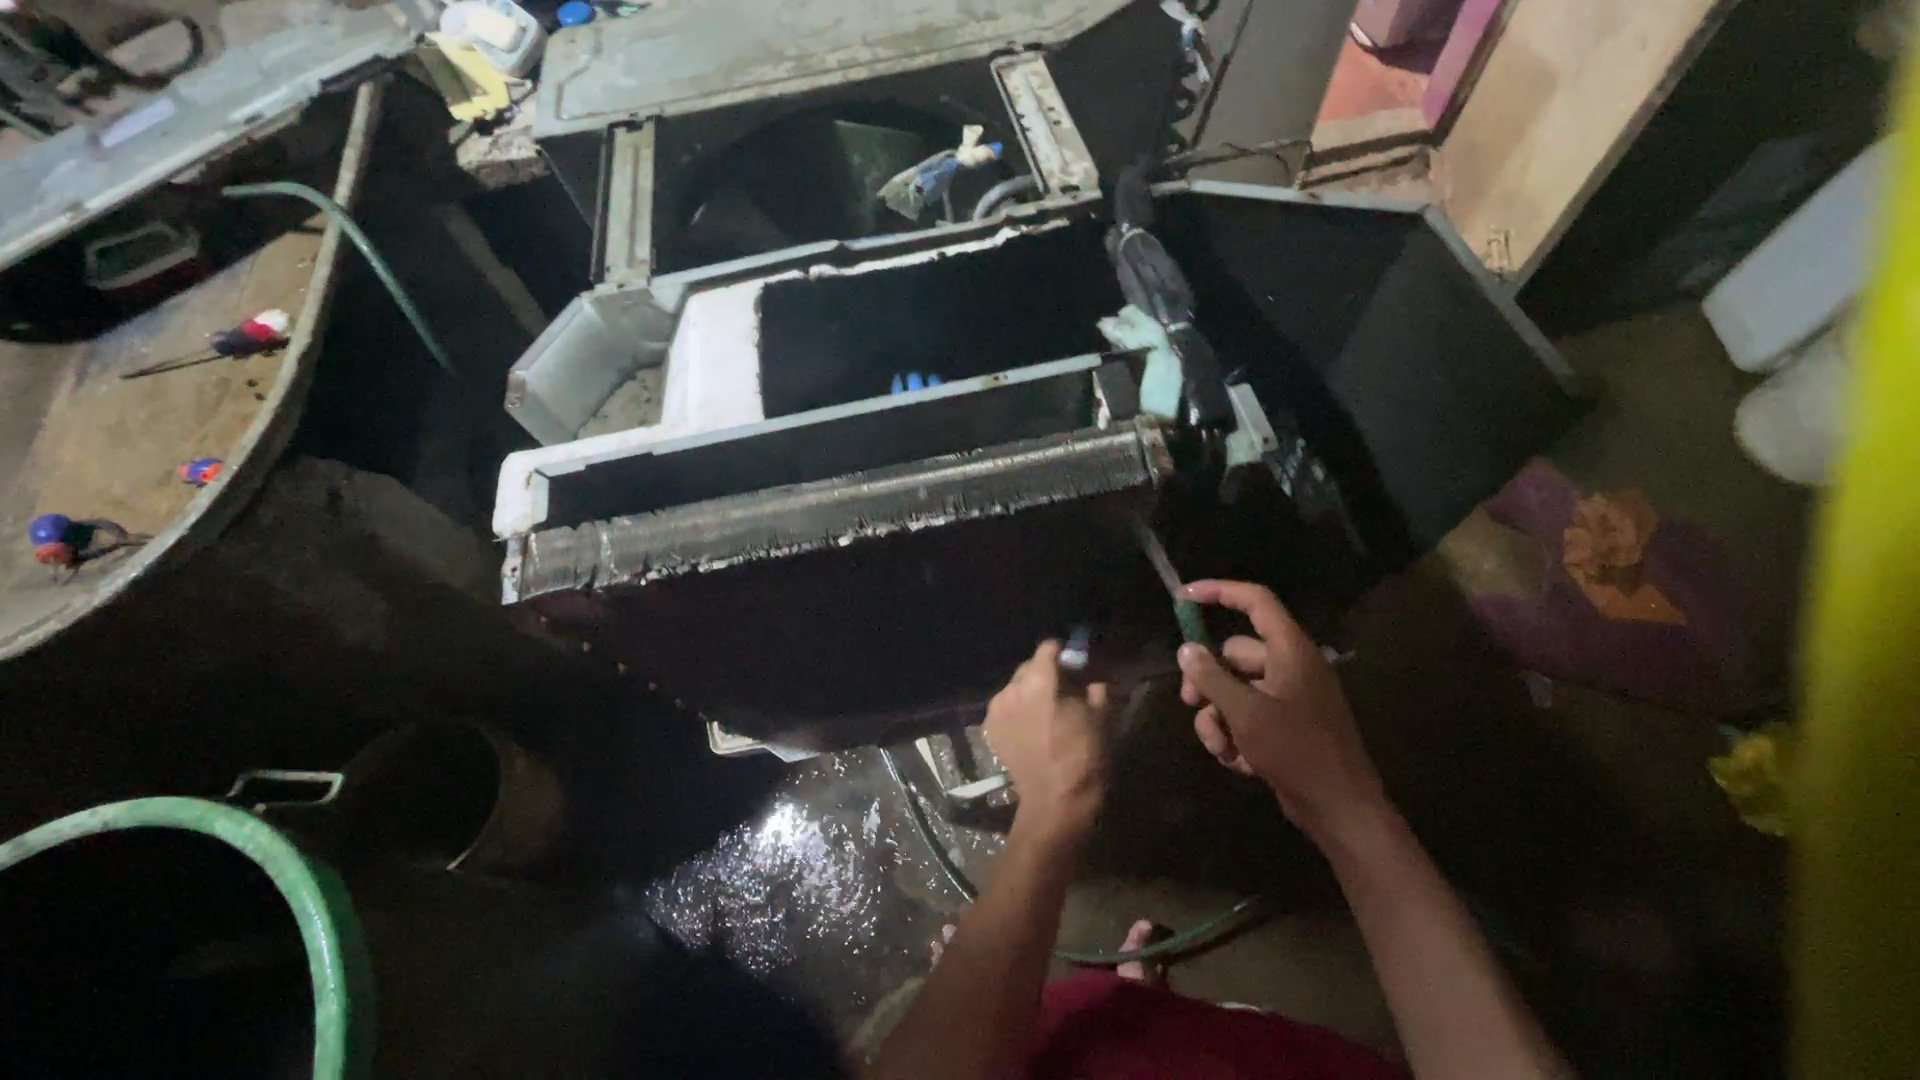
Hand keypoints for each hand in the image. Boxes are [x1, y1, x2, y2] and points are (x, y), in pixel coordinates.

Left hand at [984, 641, 1112, 842]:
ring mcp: (996, 709)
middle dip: (1045, 673)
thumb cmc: (1083, 755)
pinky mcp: (989, 728)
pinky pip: (1005, 706)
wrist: (1055, 799)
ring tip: (1045, 711)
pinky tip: (1030, 726)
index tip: (1072, 662)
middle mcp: (1012, 688)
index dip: (1062, 653)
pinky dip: (1016, 709)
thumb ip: (1093, 685)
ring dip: (1029, 691)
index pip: (1047, 648)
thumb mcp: (1100, 714)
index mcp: (1040, 681)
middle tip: (1062, 689)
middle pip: (1028, 667)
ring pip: (1014, 687)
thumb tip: (1090, 674)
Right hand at [1176, 580, 1390, 842]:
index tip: (1184, 597)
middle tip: (1189, 702)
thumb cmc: (1296, 750)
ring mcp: (1289, 698)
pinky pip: (1248, 716)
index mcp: (1290, 651)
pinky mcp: (1286, 726)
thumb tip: (1187, 649)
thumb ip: (1212, 677)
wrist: (1339, 807)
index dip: (1219, 592)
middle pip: (1234, 654)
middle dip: (1208, 680)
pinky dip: (1236, 735)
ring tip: (1221, 747)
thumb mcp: (1245, 712)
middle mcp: (1291, 667)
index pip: (1255, 602)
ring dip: (1219, 717)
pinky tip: (1238, 762)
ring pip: (1235, 690)